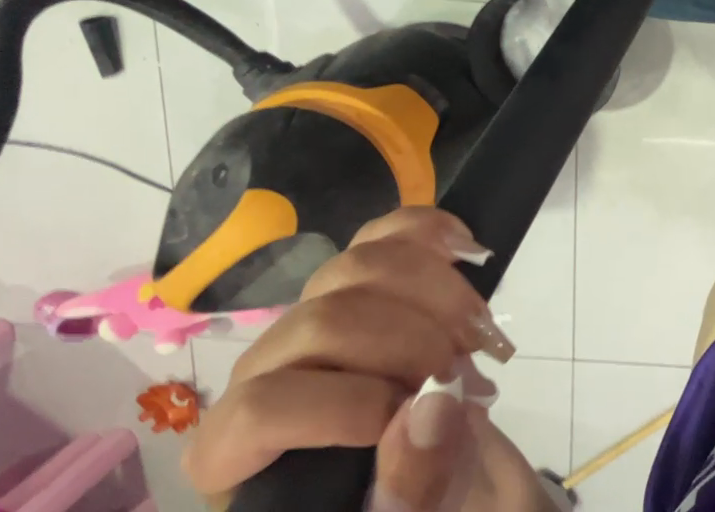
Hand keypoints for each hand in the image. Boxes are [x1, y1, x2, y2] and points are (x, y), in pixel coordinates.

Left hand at [184, 208, 509, 511]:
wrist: (431, 477)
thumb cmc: (401, 507)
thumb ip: (412, 485)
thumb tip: (428, 407)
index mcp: (236, 452)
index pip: (261, 408)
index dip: (349, 407)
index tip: (422, 423)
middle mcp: (264, 372)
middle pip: (326, 321)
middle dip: (417, 345)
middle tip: (471, 383)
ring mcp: (317, 315)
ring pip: (361, 265)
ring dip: (440, 294)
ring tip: (478, 339)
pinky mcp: (367, 282)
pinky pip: (386, 231)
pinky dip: (433, 230)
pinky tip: (469, 253)